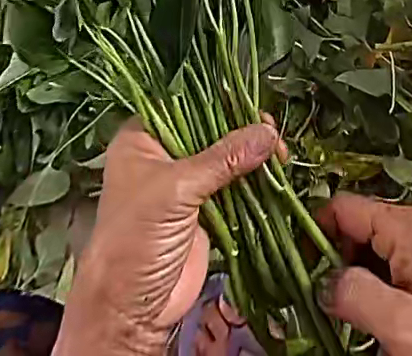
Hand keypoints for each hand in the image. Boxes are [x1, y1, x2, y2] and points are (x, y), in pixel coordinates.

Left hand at [54, 118, 281, 355]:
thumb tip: (268, 133)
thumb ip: (223, 158)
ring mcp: (185, 182)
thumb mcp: (177, 189)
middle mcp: (164, 153)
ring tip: (280, 151)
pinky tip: (275, 171)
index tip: (253, 102)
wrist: (131, 312)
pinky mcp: (204, 208)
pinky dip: (254, 178)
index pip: (186, 103)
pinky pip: (234, 184)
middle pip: (211, 128)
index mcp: (144, 137)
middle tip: (271, 130)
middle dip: (243, 128)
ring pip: (226, 156)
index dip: (220, 100)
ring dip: (253, 154)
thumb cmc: (136, 237)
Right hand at [315, 195, 411, 355]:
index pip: (340, 207)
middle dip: (327, 263)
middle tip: (307, 304)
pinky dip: (370, 297)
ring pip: (368, 259)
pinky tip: (365, 329)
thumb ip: (358, 296)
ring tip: (331, 321)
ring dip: (347, 285)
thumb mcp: (408, 326)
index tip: (287, 266)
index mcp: (404, 227)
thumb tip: (321, 281)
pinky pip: (388, 278)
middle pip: (351, 232)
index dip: (310, 232)